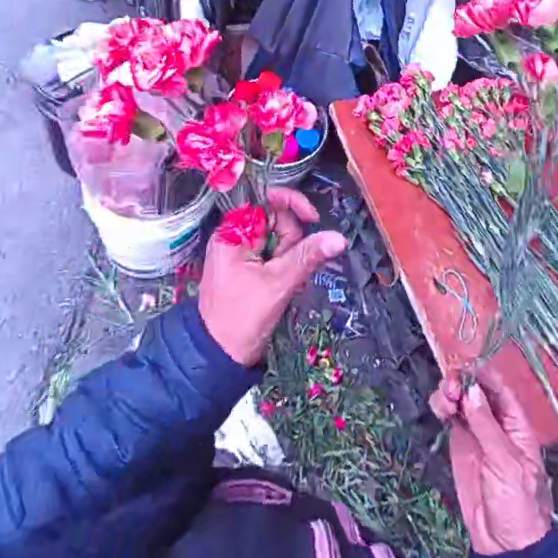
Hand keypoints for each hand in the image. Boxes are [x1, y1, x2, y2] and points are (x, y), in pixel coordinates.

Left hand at [197, 187, 347, 365]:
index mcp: (233, 233)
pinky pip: (278, 254)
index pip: (268, 199)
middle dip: (292, 240)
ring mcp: (243, 252)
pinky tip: (284, 284)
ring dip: (291, 257)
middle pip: (280, 219)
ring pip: (282, 238)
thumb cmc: (240, 319)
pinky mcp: (251, 266)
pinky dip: (287, 266)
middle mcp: (236, 236)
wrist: (218, 357)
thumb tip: (339, 238)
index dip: (292, 203)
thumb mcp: (278, 284)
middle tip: (286, 267)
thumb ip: (308, 256)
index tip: (312, 219)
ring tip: (284, 281)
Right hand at [430, 368, 551, 554]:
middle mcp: (495, 421)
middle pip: (477, 390)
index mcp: (515, 422)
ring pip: (461, 400)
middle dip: (463, 381)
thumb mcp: (506, 463)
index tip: (465, 365)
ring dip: (450, 392)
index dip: (482, 374)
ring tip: (444, 398)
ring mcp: (477, 432)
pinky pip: (451, 418)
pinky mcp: (461, 445)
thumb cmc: (518, 501)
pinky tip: (440, 408)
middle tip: (451, 385)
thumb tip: (472, 391)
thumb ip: (487, 427)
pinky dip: (443, 408)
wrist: (504, 543)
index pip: (499, 388)